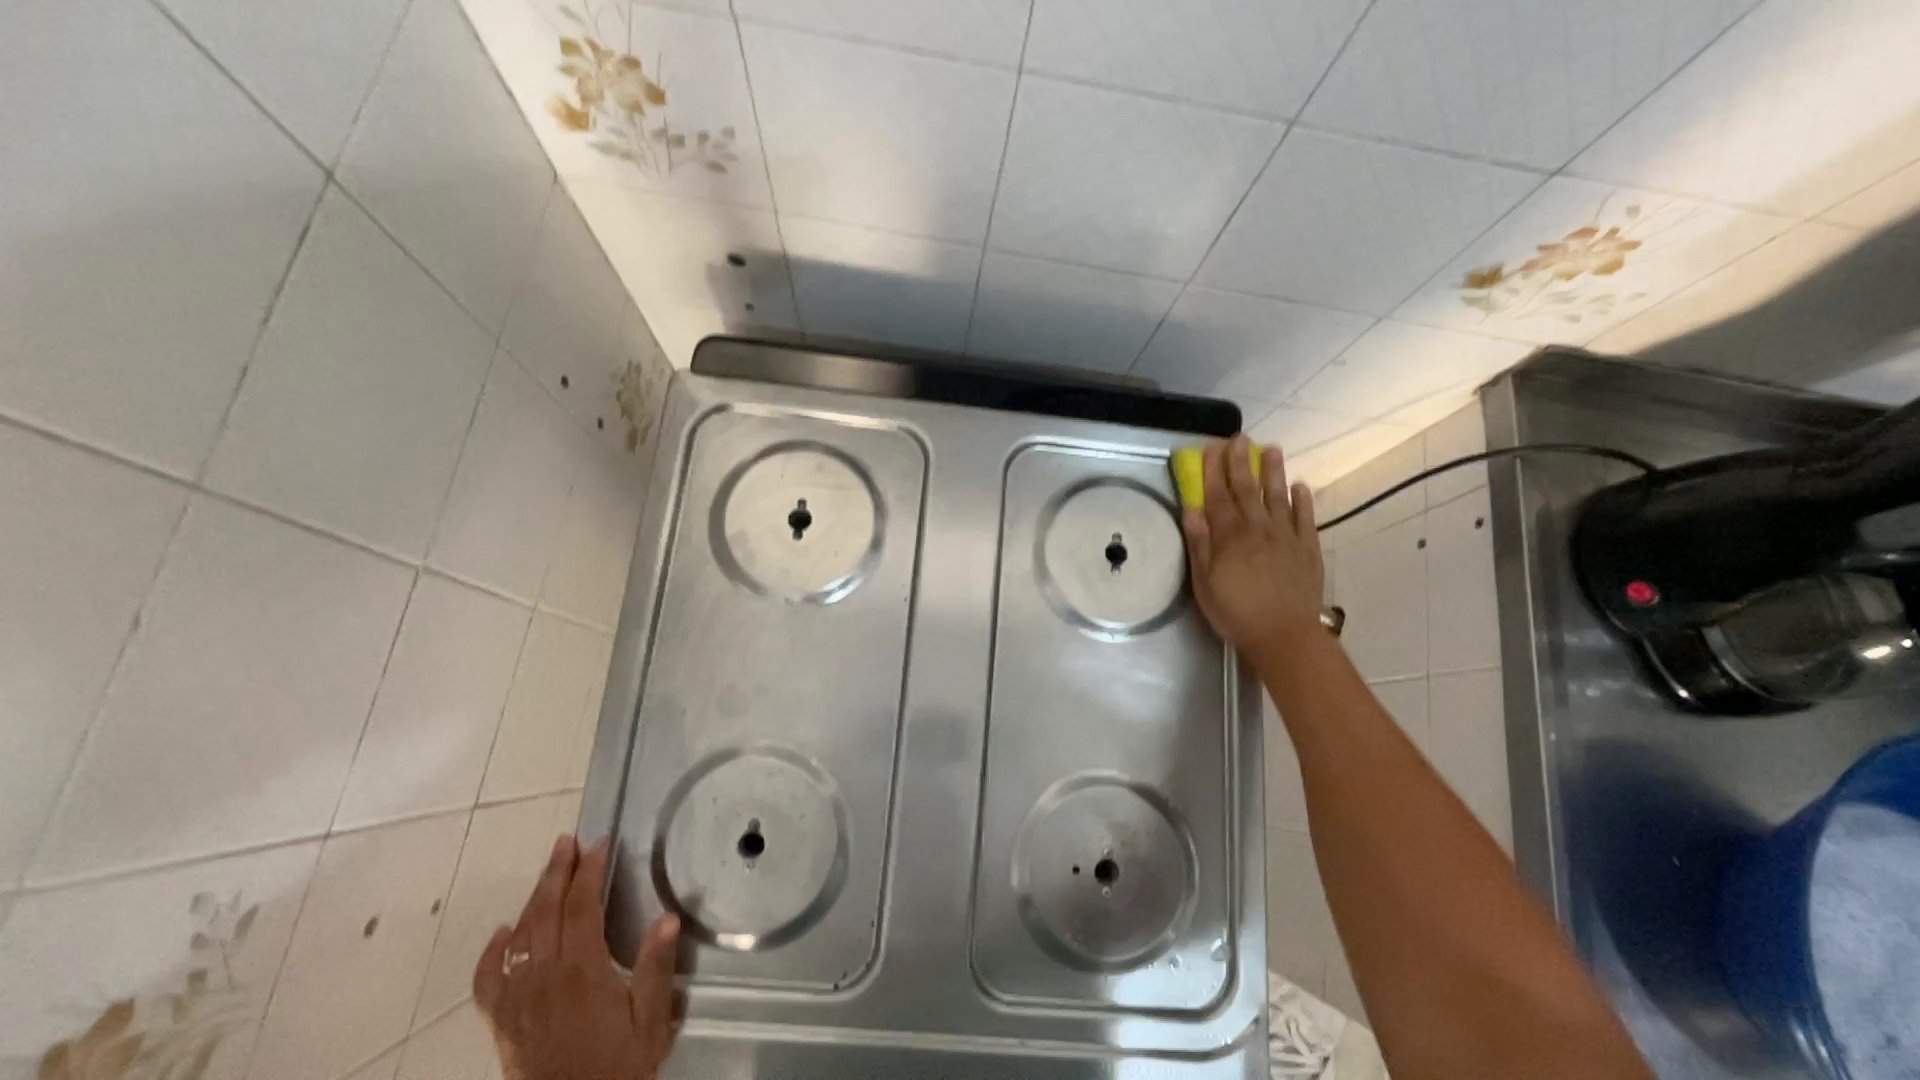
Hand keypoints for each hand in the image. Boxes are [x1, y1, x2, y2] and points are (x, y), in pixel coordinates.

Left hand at [475, 835, 681, 1079]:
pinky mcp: (503, 1020)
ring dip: (532, 899)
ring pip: (520, 936)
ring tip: (548, 871)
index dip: (588, 872)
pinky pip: (489, 979)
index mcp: (582, 971)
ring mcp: (518, 998)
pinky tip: (503, 933)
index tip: (599, 845)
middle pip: (545, 912)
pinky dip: (494, 952)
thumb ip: (656, 969)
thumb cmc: (619, 1066)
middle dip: (557, 873)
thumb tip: (668, 918)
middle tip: (567, 843)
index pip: (581, 907)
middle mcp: (544, 977)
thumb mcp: (650, 1020)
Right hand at [1182, 435, 1325, 656]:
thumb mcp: (1204, 583)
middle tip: (1239, 438)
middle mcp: (1258, 528)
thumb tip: (1192, 510)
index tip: (1211, 448)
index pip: (1218, 496)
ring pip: (1278, 496)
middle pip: (1247, 489)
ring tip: (1271, 450)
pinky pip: (1305, 518)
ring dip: (1273, 472)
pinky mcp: (1308, 549)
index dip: (1213, 471)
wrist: (1285, 634)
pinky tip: (1300, 486)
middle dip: (1241, 462)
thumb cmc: (1236, 612)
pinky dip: (1303, 500)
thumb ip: (1200, 545)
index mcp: (1230, 536)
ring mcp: (1286, 536)